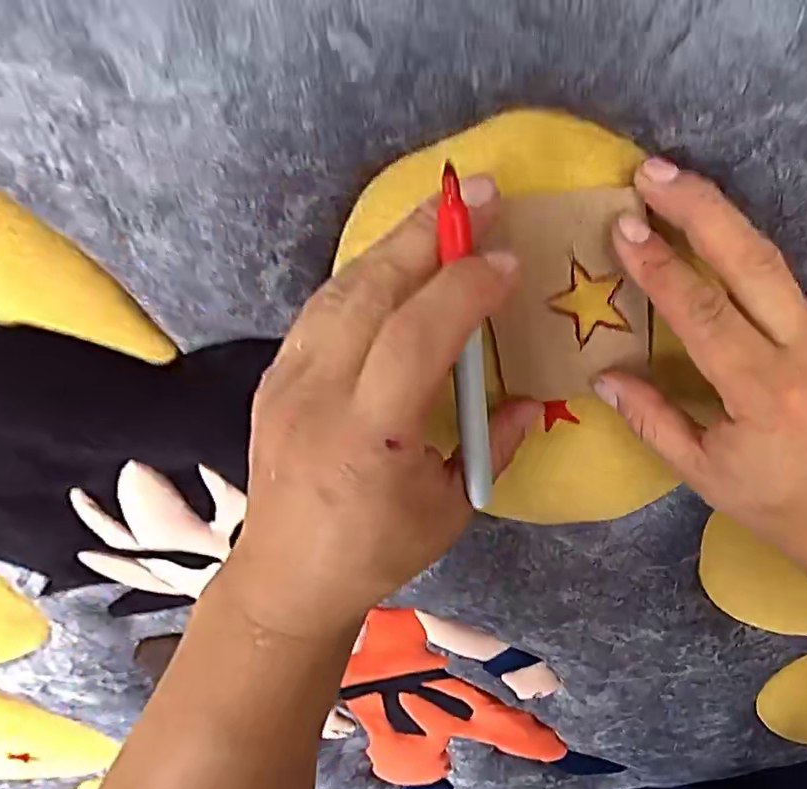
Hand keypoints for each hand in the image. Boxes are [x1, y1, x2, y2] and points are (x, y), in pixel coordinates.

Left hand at [219, 177, 542, 638]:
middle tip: (477, 195)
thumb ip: (493, 446)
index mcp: (370, 437)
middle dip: (429, 235)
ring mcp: (287, 380)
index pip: (417, 336)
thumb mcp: (451, 509)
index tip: (507, 263)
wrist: (289, 575)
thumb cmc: (379, 551)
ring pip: (340, 288)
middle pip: (370, 290)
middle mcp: (319, 395)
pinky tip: (394, 266)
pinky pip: (323, 308)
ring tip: (440, 217)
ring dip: (395, 245)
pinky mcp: (275, 377)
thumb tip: (531, 402)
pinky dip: (365, 276)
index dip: (464, 290)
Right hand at [592, 158, 806, 570]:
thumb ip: (651, 419)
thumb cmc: (765, 500)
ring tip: (686, 228)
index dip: (662, 267)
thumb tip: (604, 376)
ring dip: (729, 251)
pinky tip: (751, 324)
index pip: (706, 315)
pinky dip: (767, 303)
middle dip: (702, 208)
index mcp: (767, 398)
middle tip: (654, 173)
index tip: (626, 226)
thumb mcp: (699, 470)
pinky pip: (803, 306)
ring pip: (780, 279)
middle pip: (756, 263)